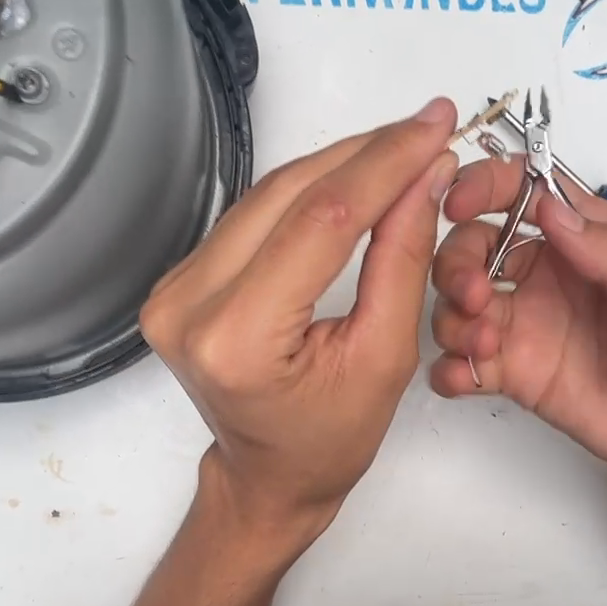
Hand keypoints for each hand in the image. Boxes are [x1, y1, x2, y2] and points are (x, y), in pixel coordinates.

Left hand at [141, 98, 460, 541]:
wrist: (269, 476)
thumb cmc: (326, 442)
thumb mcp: (384, 359)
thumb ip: (401, 263)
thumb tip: (421, 178)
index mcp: (237, 339)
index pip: (319, 222)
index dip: (383, 166)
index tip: (432, 129)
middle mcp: (188, 307)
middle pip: (287, 196)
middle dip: (365, 155)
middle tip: (425, 128)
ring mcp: (174, 291)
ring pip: (267, 196)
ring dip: (337, 166)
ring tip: (399, 148)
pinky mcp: (180, 282)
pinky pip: (252, 216)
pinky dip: (306, 192)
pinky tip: (351, 178)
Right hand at [429, 158, 606, 477]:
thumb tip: (551, 212)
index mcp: (589, 241)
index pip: (524, 191)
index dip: (485, 183)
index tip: (460, 203)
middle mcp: (547, 278)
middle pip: (472, 246)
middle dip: (455, 263)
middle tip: (473, 296)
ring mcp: (526, 328)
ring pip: (455, 305)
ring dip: (450, 319)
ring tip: (485, 346)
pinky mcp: (515, 376)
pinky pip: (461, 366)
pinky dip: (447, 370)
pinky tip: (464, 379)